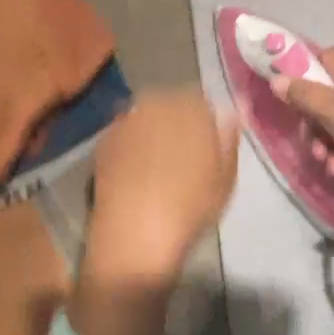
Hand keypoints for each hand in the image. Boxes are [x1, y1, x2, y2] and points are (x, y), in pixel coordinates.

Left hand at [85, 90, 238, 285]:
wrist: (136, 233)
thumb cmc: (191, 209)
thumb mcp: (225, 179)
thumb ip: (228, 140)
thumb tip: (230, 113)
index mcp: (192, 107)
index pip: (202, 101)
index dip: (205, 123)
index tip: (208, 148)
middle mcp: (156, 103)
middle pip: (170, 105)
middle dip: (177, 124)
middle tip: (184, 158)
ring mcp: (125, 120)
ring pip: (145, 118)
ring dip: (153, 134)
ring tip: (159, 167)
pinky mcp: (103, 141)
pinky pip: (124, 135)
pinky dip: (132, 147)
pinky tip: (136, 174)